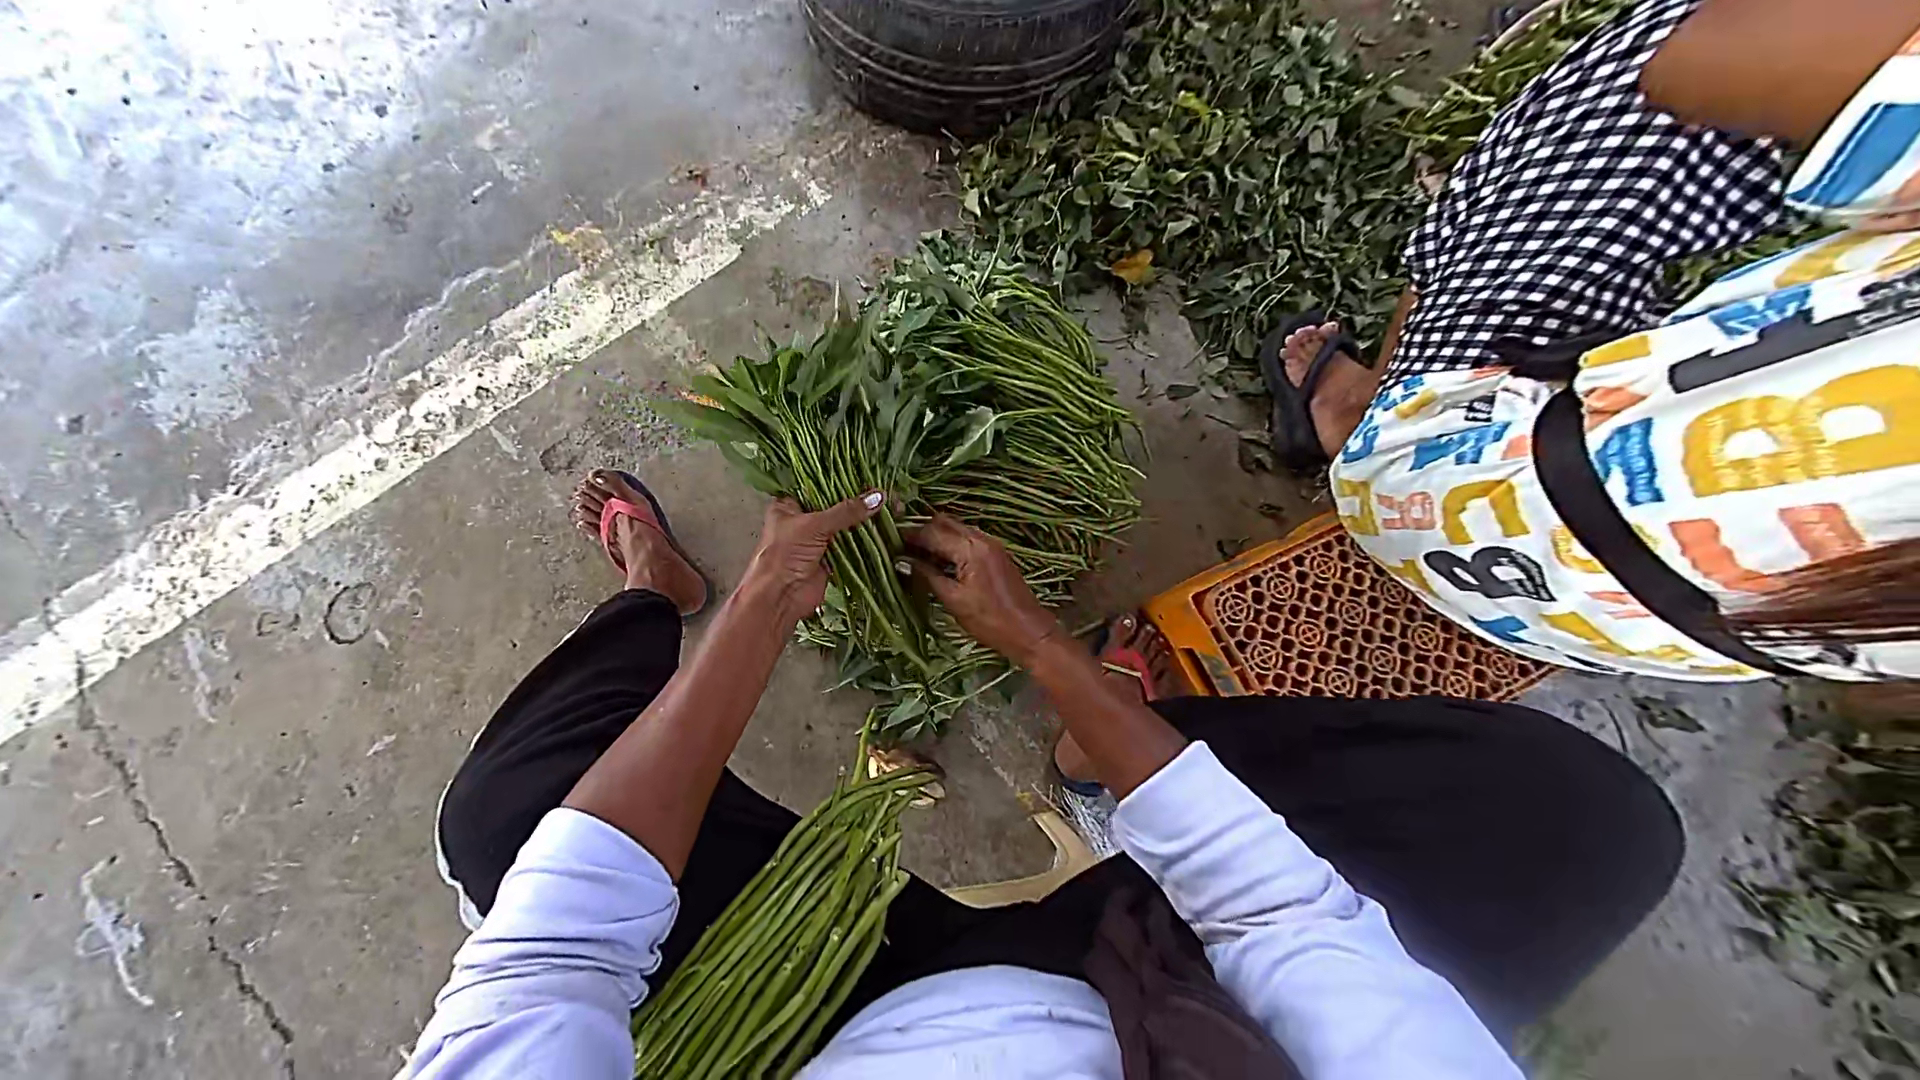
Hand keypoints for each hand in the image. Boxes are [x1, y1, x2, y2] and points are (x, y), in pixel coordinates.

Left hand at [741, 492, 882, 625]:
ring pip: (845, 526)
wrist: (780, 597)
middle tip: (882, 491)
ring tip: (889, 507)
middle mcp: (803, 521)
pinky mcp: (830, 558)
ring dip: (863, 521)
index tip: (866, 476)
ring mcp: (818, 540)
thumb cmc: (784, 555)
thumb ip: (846, 511)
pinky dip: (865, 540)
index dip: (841, 481)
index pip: (818, 486)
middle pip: (834, 507)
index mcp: (789, 506)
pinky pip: (852, 545)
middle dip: (857, 502)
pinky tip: (883, 528)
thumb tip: (877, 497)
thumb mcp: (814, 525)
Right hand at [903, 513, 1062, 666]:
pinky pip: (966, 539)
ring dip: (935, 537)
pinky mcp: (995, 552)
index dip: (908, 536)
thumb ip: (926, 576)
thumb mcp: (953, 600)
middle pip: (943, 523)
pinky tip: (937, 561)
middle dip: (920, 532)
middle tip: (899, 548)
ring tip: (914, 555)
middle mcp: (981, 538)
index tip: (887, 542)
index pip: (931, 532)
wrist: (1028, 631)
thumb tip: (901, 561)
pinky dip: (949, 544)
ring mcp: (990, 543)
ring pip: (955, 529)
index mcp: (970, 548)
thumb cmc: (989, 621)